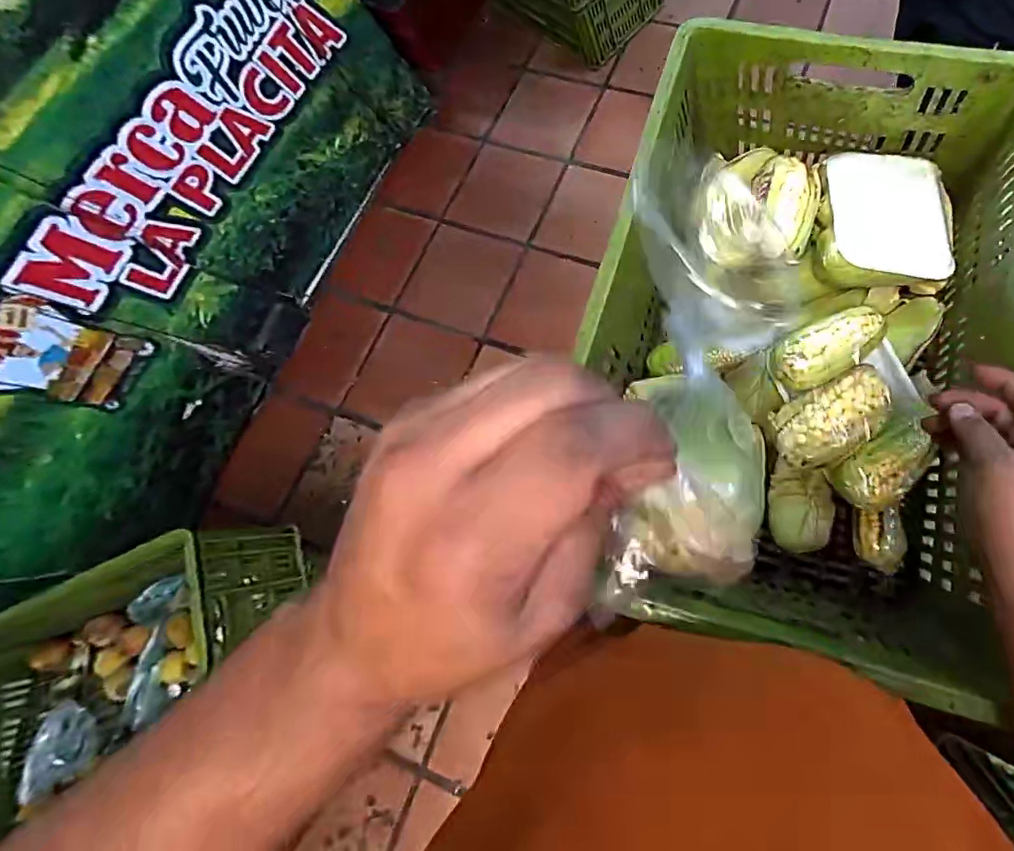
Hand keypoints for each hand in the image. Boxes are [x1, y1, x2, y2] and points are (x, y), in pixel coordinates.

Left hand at [303, 359, 674, 705]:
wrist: (350, 635)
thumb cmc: (453, 645)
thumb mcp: (546, 617)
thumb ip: (592, 531)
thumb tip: (627, 464)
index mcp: (469, 539)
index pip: (571, 446)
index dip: (634, 435)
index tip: (663, 456)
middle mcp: (434, 465)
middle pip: (554, 385)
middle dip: (614, 406)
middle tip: (631, 448)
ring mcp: (415, 427)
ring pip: (532, 368)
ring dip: (583, 395)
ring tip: (594, 438)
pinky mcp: (411, 411)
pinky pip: (504, 375)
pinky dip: (546, 394)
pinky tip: (549, 431)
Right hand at [928, 364, 1013, 599]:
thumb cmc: (1012, 519)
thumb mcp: (993, 467)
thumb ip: (976, 430)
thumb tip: (957, 407)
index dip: (999, 379)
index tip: (967, 368)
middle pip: (1006, 414)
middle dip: (970, 404)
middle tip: (932, 403)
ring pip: (992, 434)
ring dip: (961, 424)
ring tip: (928, 425)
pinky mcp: (1008, 491)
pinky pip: (985, 455)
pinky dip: (963, 444)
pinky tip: (941, 444)